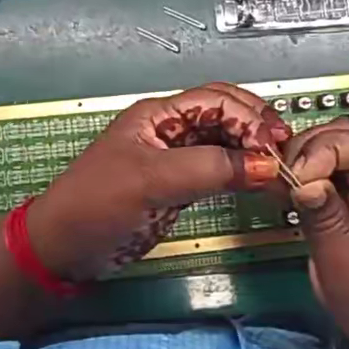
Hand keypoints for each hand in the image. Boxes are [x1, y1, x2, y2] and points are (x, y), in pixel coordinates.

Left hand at [27, 82, 293, 279]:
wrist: (65, 248)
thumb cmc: (93, 205)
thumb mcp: (151, 181)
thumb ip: (209, 168)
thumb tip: (266, 163)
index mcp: (158, 116)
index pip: (216, 101)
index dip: (249, 117)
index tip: (273, 146)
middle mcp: (169, 132)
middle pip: (226, 116)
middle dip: (257, 128)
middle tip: (284, 153)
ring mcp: (175, 160)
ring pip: (225, 143)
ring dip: (253, 151)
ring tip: (278, 169)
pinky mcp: (178, 187)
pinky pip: (219, 170)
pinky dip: (241, 174)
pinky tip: (258, 183)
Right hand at [283, 120, 348, 348]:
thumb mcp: (347, 275)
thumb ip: (328, 224)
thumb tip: (303, 179)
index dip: (324, 150)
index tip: (294, 179)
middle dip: (312, 146)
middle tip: (283, 176)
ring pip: (343, 144)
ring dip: (308, 153)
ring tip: (284, 180)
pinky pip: (335, 166)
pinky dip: (308, 166)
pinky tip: (290, 185)